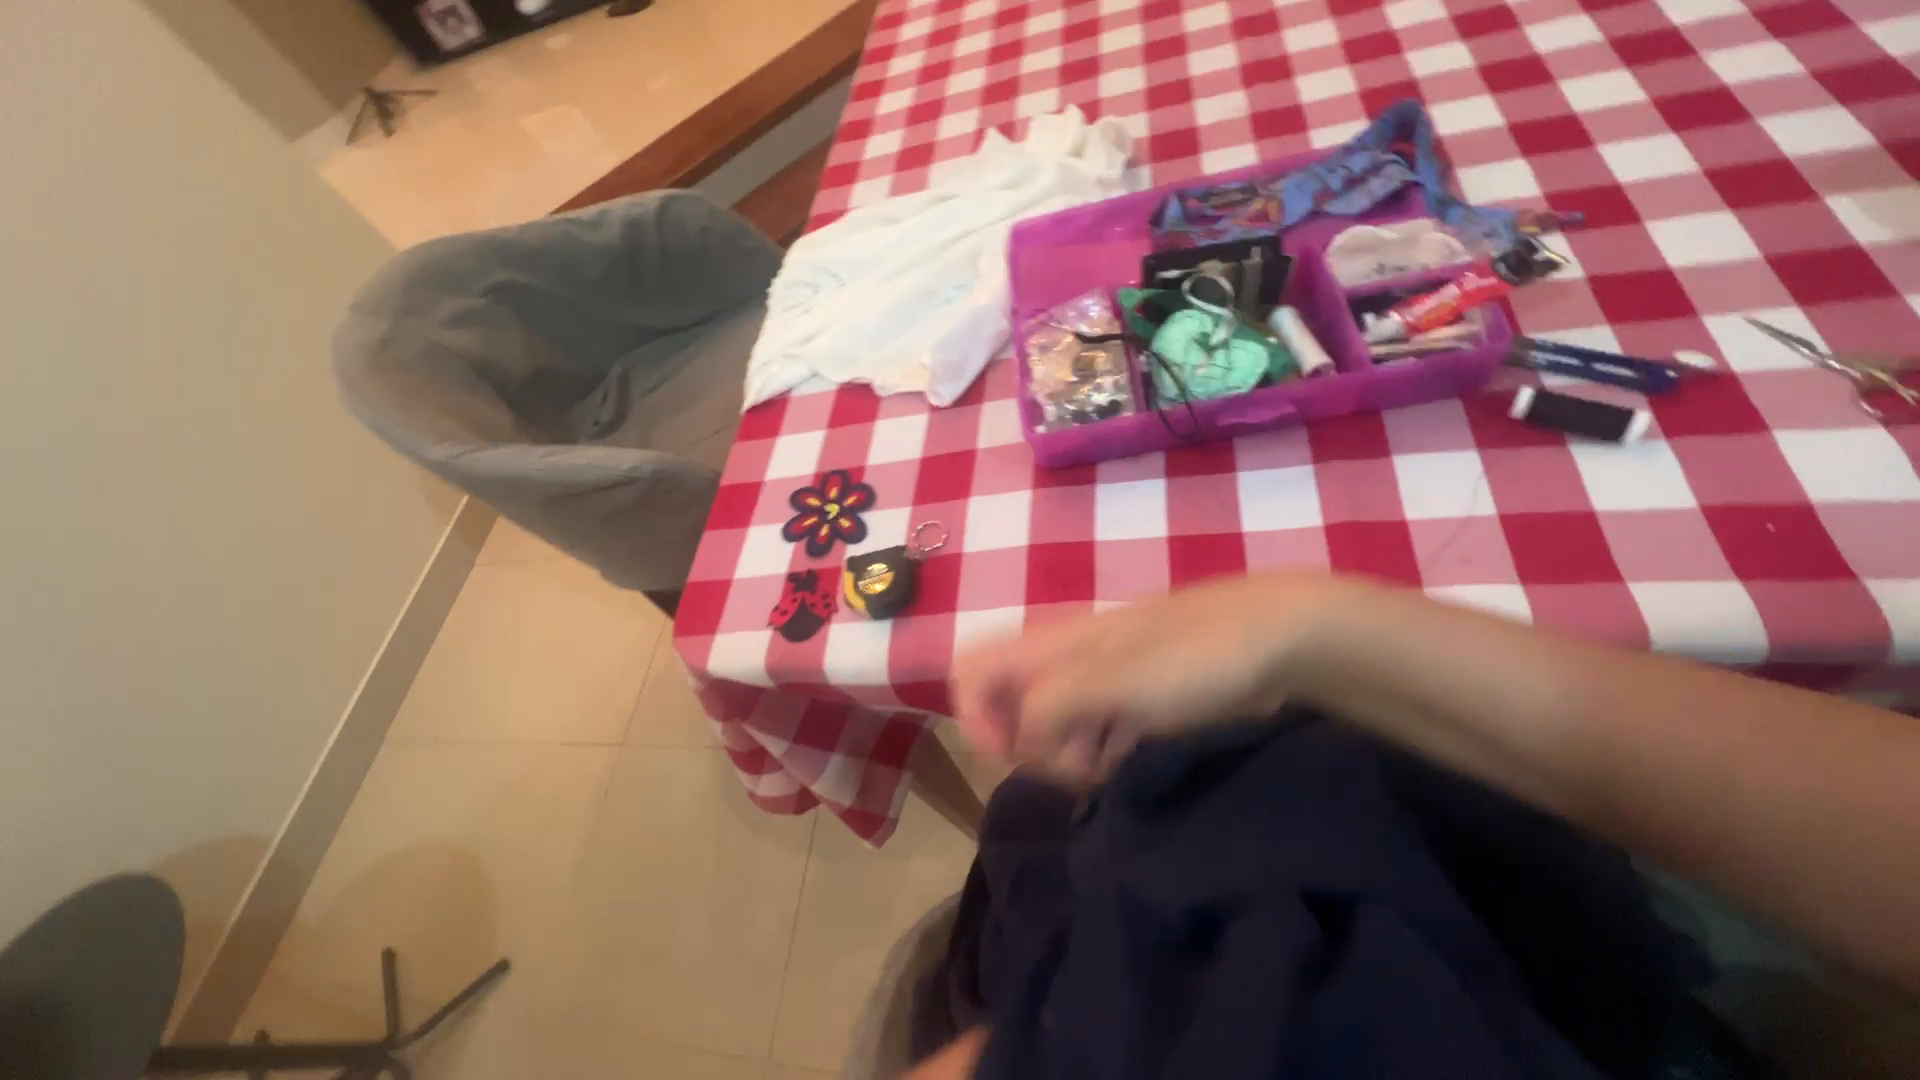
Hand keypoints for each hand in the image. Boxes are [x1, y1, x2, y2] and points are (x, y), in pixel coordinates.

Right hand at [948, 574, 1346, 785]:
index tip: (1013, 756)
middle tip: (1074, 766)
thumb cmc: (1191, 657)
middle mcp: (1066, 660)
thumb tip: (1019, 739)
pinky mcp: (1136, 701)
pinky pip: (1095, 734)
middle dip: (1028, 748)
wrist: (1279, 638)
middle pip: (1010, 707)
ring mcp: (1102, 681)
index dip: (975, 717)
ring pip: (1053, 726)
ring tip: (1109, 768)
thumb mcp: (1111, 682)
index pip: (973, 671)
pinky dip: (1100, 755)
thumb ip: (1047, 707)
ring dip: (1067, 757)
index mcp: (1050, 646)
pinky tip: (1130, 762)